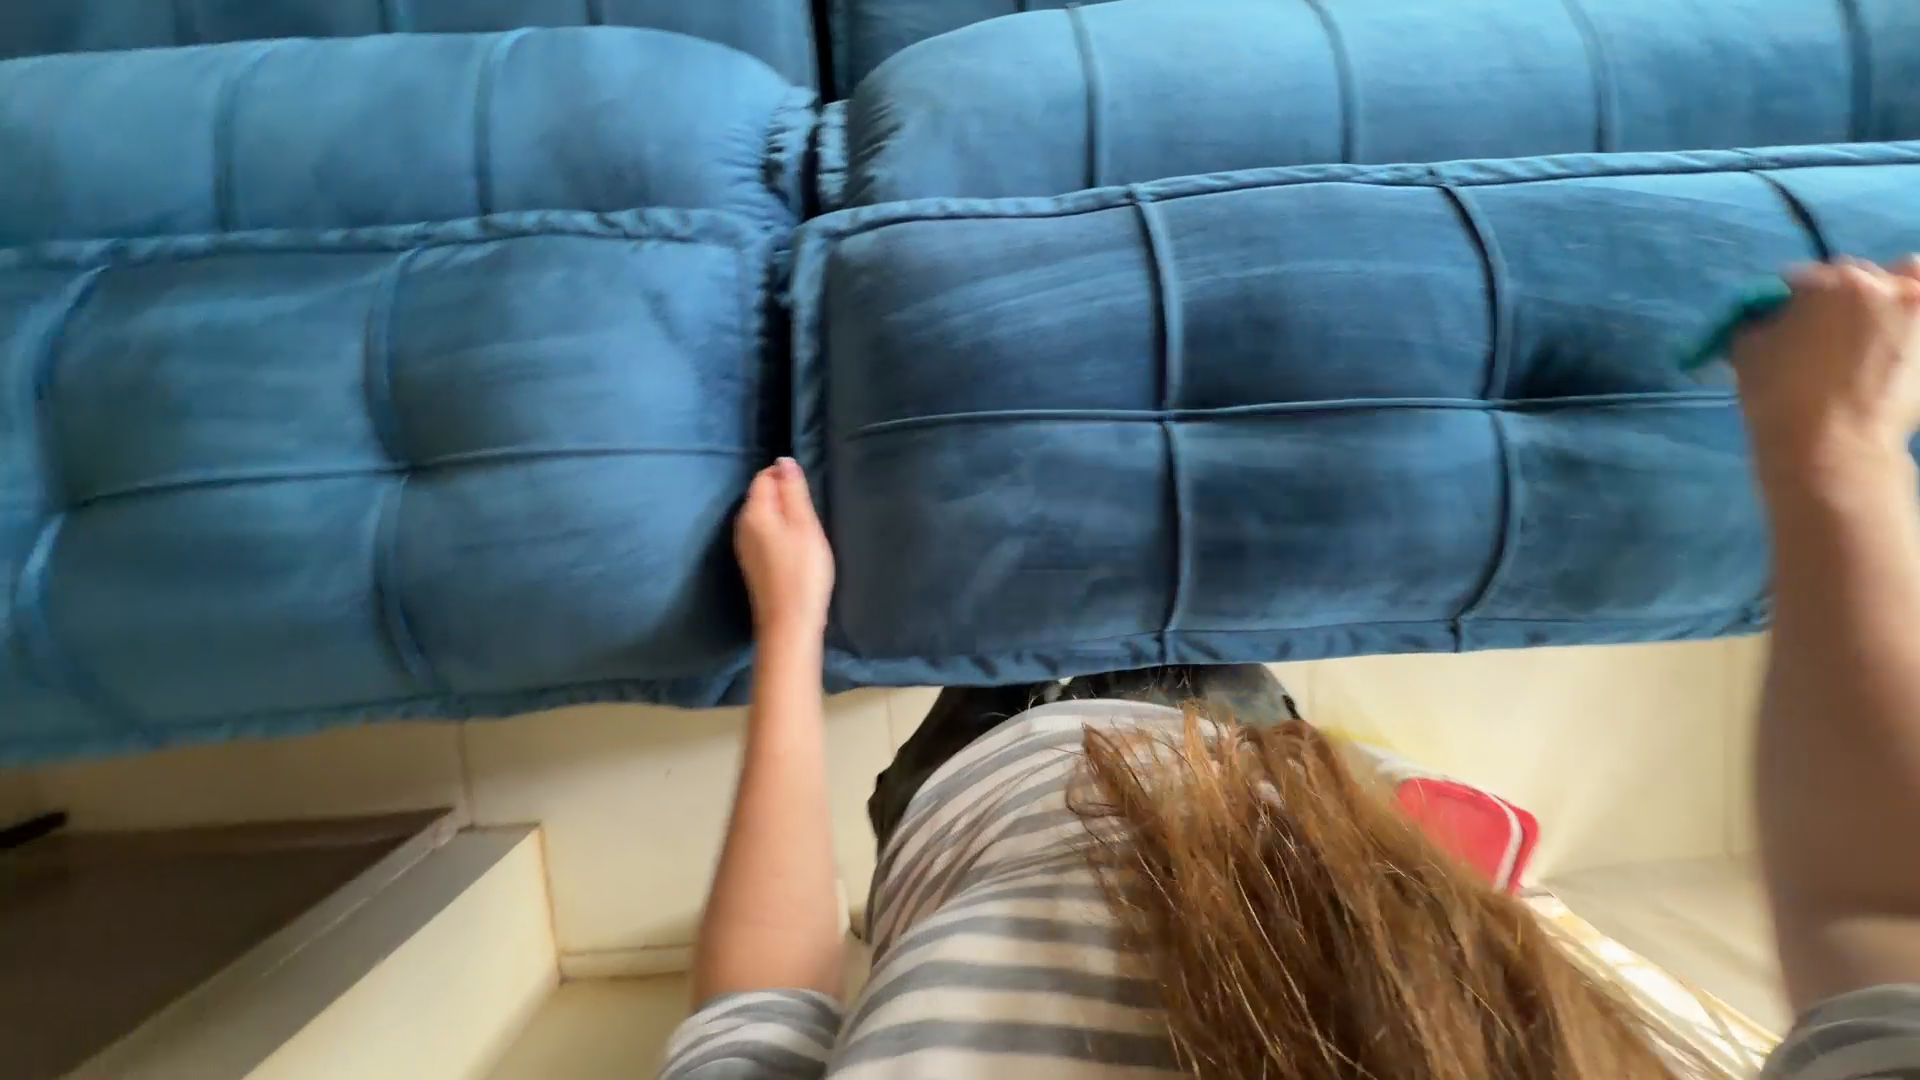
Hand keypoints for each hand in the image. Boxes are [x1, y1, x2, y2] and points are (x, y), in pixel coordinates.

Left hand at [734, 457, 833, 641]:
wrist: (790, 621)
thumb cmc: (803, 571)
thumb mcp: (805, 525)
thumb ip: (793, 491)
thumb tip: (783, 461)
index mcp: (754, 512)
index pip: (764, 478)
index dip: (786, 477)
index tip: (808, 491)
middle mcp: (742, 526)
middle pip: (762, 496)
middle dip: (784, 495)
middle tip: (811, 511)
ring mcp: (745, 547)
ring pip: (763, 517)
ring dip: (783, 515)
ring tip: (807, 528)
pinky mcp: (752, 564)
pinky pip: (764, 534)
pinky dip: (779, 532)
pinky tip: (796, 547)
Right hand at [1732, 257, 1919, 479]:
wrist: (1831, 439)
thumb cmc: (1779, 395)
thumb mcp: (1746, 352)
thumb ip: (1759, 322)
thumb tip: (1770, 316)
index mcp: (1831, 284)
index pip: (1802, 276)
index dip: (1785, 297)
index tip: (1777, 317)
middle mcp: (1886, 284)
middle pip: (1858, 276)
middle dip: (1837, 295)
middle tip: (1821, 326)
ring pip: (1910, 279)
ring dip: (1889, 292)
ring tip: (1872, 323)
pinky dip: (1912, 314)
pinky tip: (1899, 336)